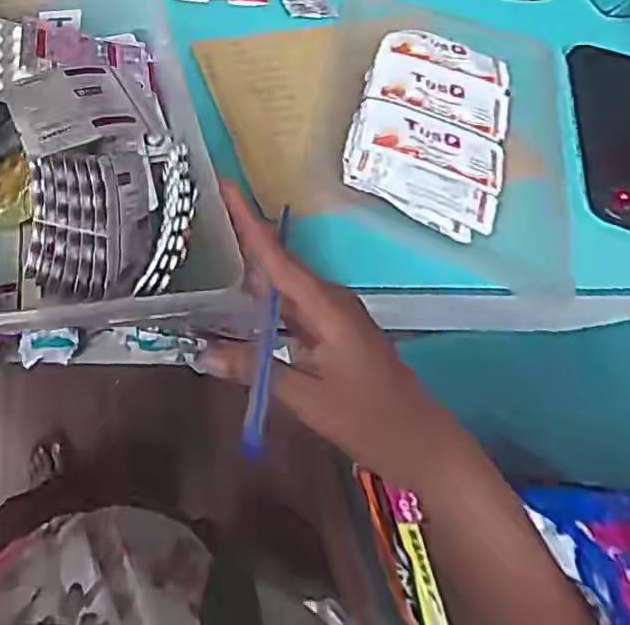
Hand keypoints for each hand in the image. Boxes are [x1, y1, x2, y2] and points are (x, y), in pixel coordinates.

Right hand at [199, 181, 465, 483]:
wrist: (426, 447)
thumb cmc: (372, 420)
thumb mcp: (307, 397)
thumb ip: (253, 369)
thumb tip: (202, 352)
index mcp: (324, 305)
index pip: (274, 254)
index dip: (246, 217)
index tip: (224, 183)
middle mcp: (327, 298)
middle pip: (275, 258)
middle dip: (241, 230)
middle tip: (204, 206)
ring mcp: (329, 313)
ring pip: (280, 281)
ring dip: (248, 263)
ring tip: (210, 242)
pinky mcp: (329, 329)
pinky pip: (287, 302)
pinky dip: (261, 296)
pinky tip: (236, 298)